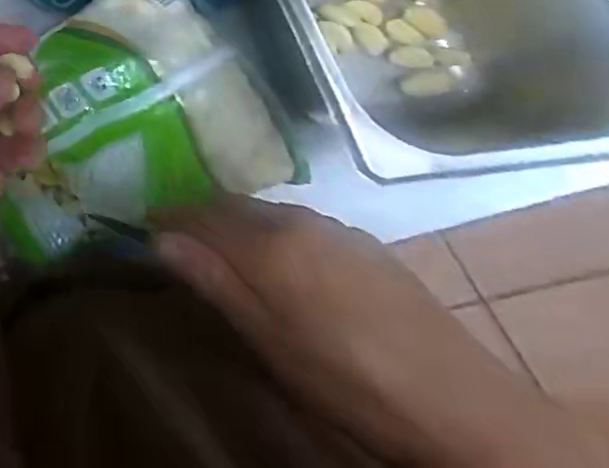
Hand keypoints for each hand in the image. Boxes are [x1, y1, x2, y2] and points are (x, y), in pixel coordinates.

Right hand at [153, 196, 608, 467]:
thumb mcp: (269, 341)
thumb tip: (159, 237)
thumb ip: (213, 281)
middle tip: (178, 240)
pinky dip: (271, 229)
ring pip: (265, 210)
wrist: (464, 406)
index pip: (199, 212)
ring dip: (235, 221)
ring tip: (224, 251)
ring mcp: (335, 227)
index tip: (145, 226)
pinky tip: (281, 261)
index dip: (168, 216)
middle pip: (231, 203)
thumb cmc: (349, 380)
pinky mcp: (363, 243)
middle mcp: (298, 219)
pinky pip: (298, 221)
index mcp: (269, 241)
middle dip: (199, 214)